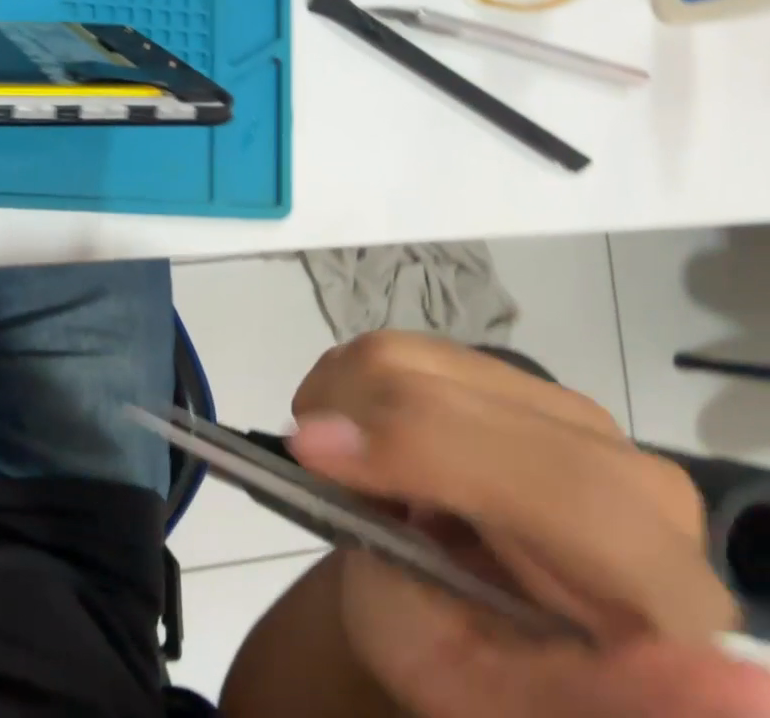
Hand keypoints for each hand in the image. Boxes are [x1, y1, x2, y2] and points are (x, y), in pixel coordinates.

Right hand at [288, 331, 767, 717]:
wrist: (449, 613)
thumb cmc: (460, 667)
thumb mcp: (493, 700)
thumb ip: (596, 698)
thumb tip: (746, 690)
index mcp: (664, 599)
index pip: (571, 491)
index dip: (429, 451)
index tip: (306, 449)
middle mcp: (642, 492)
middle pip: (474, 408)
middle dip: (358, 422)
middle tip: (313, 475)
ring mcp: (571, 422)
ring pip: (417, 362)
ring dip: (342, 402)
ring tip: (339, 467)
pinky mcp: (511, 382)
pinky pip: (398, 349)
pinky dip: (347, 384)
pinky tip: (358, 437)